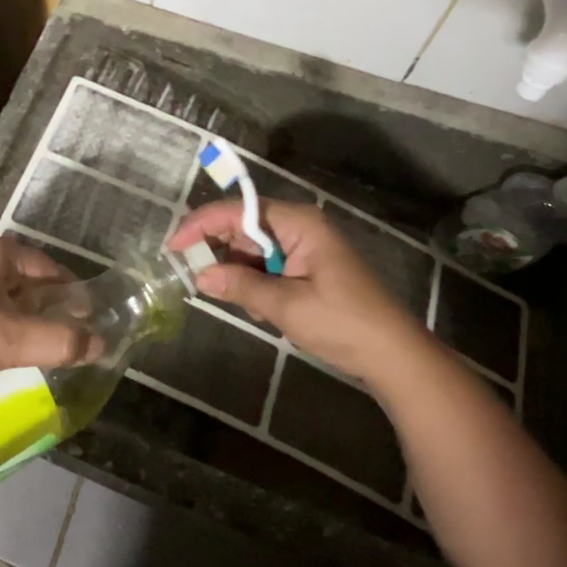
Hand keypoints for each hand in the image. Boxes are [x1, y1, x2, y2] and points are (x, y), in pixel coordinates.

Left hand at [0, 236, 103, 389]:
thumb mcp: (13, 340)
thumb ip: (60, 341)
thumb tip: (100, 343)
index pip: (43, 263)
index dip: (67, 286)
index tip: (85, 311)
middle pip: (17, 273)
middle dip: (41, 298)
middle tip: (62, 325)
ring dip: (14, 308)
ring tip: (31, 335)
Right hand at [169, 200, 418, 381]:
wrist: (394, 354)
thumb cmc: (343, 323)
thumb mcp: (286, 306)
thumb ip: (241, 286)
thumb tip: (200, 276)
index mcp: (297, 223)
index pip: (238, 211)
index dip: (202, 224)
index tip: (173, 245)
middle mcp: (299, 226)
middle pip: (244, 226)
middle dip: (217, 248)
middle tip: (189, 272)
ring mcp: (306, 247)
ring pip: (254, 247)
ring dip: (236, 269)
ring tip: (223, 294)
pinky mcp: (309, 268)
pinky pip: (269, 265)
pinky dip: (253, 281)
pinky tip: (253, 305)